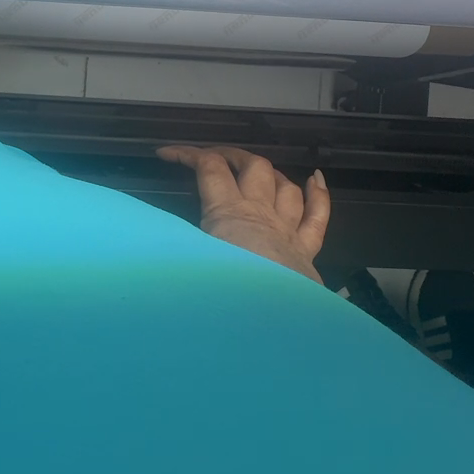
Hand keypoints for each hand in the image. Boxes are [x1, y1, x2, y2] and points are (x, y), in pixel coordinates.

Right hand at [156, 145, 329, 282]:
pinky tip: (316, 180)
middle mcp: (260, 211)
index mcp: (227, 211)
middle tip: (211, 158)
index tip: (164, 153)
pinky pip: (318, 215)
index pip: (208, 167)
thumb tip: (154, 225)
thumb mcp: (192, 254)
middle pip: (252, 166)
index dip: (185, 153)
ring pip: (284, 186)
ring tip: (253, 170)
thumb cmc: (227, 285)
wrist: (275, 320)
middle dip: (230, 154)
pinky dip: (319, 194)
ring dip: (268, 172)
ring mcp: (288, 228)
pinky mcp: (308, 249)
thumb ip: (177, 234)